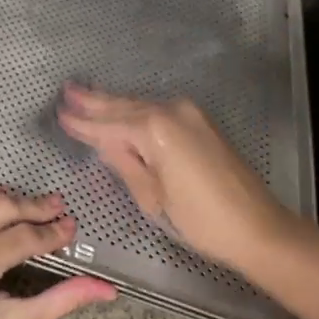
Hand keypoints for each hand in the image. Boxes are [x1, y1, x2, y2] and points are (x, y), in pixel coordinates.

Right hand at [58, 85, 305, 272]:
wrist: (258, 227)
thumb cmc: (201, 220)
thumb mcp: (153, 197)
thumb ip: (125, 163)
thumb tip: (104, 142)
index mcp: (156, 130)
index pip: (108, 125)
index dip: (83, 123)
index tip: (59, 114)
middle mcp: (171, 111)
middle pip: (124, 107)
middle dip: (94, 102)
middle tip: (67, 91)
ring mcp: (189, 114)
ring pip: (140, 106)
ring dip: (113, 104)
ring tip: (84, 95)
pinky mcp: (200, 123)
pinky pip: (157, 112)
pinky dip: (135, 112)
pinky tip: (120, 110)